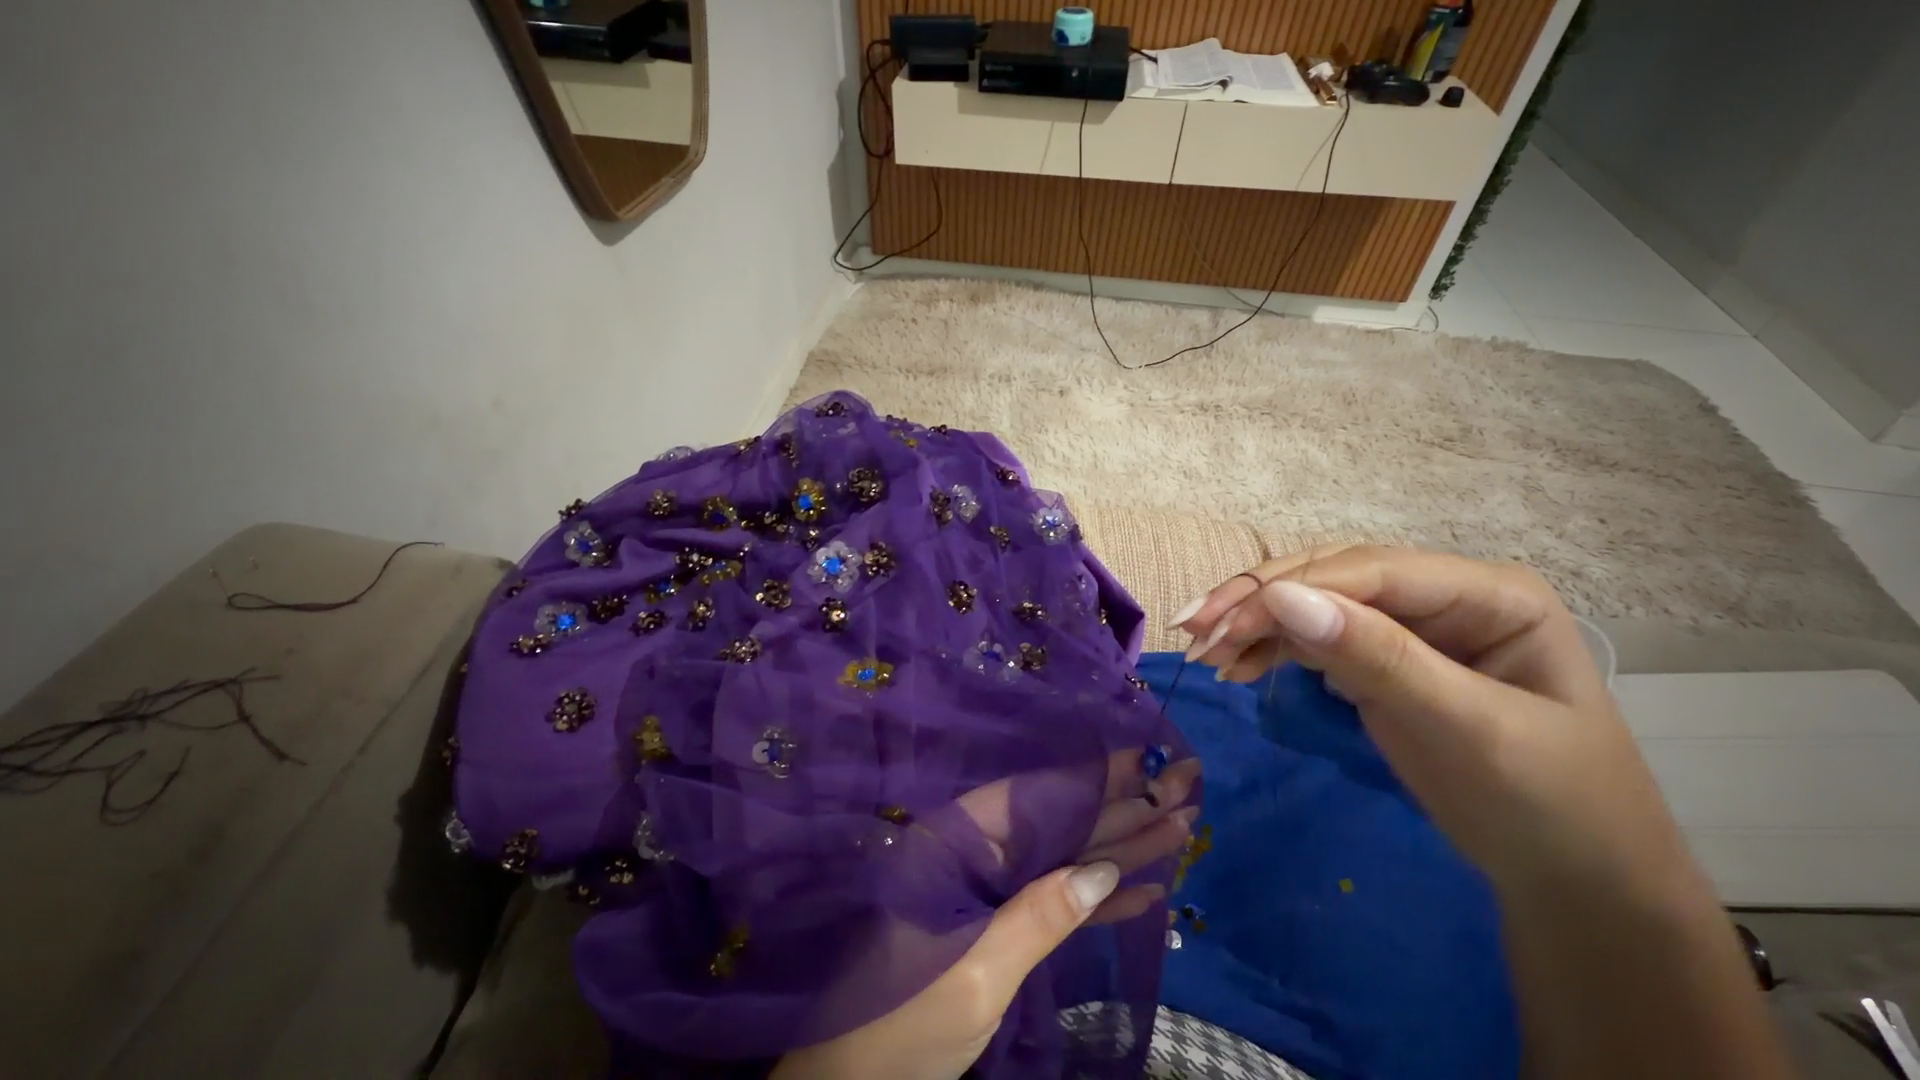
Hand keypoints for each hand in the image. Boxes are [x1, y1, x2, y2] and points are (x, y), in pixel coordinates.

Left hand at [772, 751, 1199, 1079]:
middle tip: (1184, 785)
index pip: (1031, 799)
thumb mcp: (975, 972)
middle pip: (1055, 826)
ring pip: (1062, 862)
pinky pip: (1053, 904)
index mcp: (951, 849)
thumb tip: (1103, 868)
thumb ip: (1039, 916)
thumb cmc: (904, 1023)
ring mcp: (984, 896)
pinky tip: (1144, 891)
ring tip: (1181, 826)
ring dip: (1120, 849)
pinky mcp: (996, 931)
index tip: (1143, 760)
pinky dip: (1097, 900)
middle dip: (1120, 809)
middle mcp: (970, 860)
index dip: (1090, 778)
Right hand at [1173, 544, 1681, 896]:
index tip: (1219, 625)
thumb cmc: (1547, 804)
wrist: (1576, 883)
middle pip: (1335, 577)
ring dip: (1257, 624)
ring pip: (1318, 605)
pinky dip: (1274, 650)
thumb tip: (1280, 598)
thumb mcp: (1466, 728)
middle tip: (1191, 631)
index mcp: (1488, 593)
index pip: (1370, 572)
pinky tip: (1238, 666)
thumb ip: (1377, 658)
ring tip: (1203, 653)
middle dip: (1261, 600)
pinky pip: (1320, 642)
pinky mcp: (1387, 666)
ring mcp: (1415, 630)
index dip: (1290, 589)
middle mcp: (1446, 597)